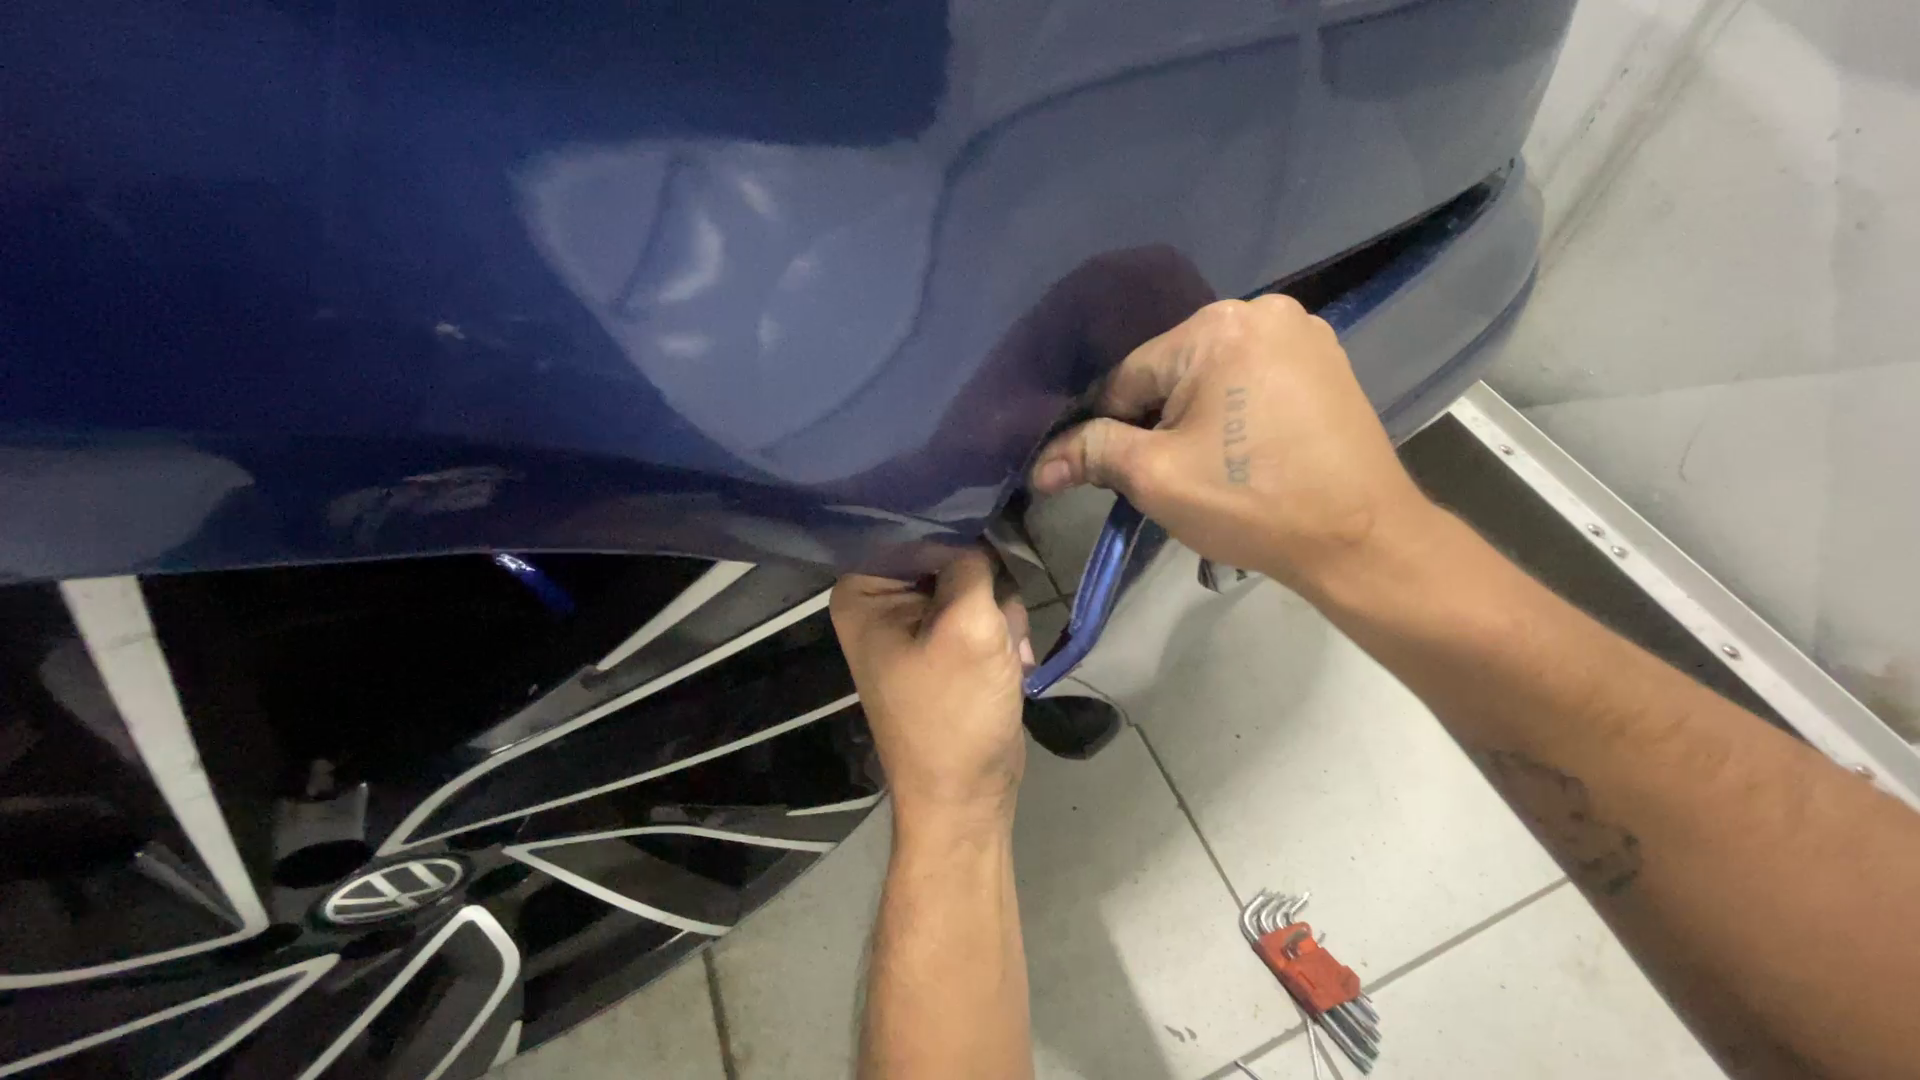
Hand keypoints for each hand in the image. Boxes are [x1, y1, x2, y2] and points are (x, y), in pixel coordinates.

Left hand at [831, 551, 1032, 828]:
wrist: (967, 796)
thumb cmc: (953, 714)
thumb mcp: (966, 627)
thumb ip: (971, 564)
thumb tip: (980, 529)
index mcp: (864, 589)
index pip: (910, 524)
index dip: (956, 523)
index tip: (993, 527)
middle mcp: (883, 601)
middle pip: (948, 550)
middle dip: (986, 583)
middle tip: (996, 622)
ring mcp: (916, 624)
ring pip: (975, 580)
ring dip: (1001, 614)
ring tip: (1004, 652)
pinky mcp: (945, 644)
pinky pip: (982, 612)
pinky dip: (1002, 634)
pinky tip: (1009, 664)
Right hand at [1028, 295, 1434, 593]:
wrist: (1362, 540)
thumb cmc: (1252, 503)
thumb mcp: (1155, 476)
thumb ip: (1091, 454)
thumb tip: (1039, 465)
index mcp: (1218, 325)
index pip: (1129, 377)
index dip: (1112, 430)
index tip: (1114, 476)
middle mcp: (1263, 311)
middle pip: (1172, 374)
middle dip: (1157, 423)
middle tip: (1168, 477)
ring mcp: (1304, 335)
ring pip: (1212, 379)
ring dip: (1195, 421)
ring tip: (1208, 472)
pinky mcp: (1327, 364)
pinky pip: (1252, 383)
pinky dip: (1234, 416)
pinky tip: (1245, 456)